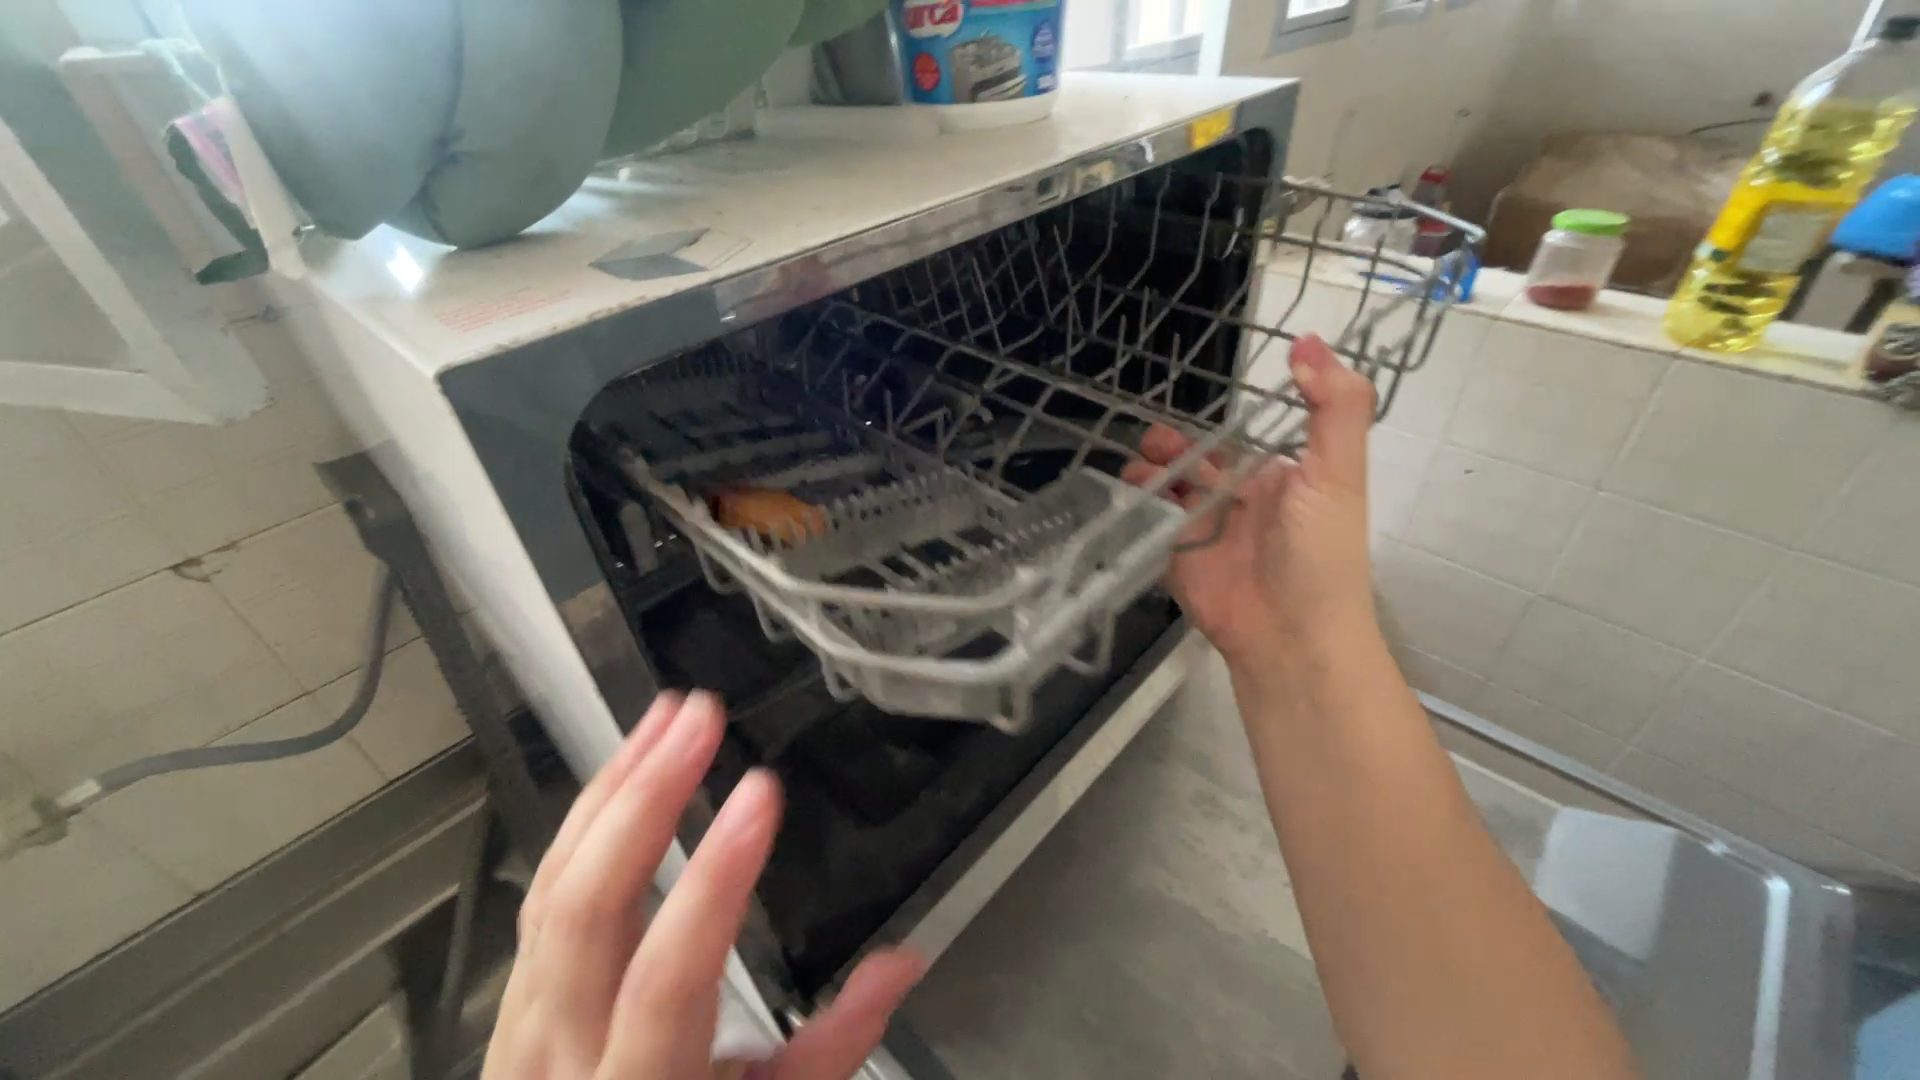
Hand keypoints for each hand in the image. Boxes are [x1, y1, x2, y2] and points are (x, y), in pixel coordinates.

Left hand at [484, 691, 925, 1079]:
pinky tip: (629, 767)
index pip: (670, 976)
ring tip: (667, 714)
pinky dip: (589, 814)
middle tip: (701, 718)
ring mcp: (524, 1016)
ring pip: (554, 884)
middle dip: (647, 798)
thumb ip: (833, 1046)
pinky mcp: (517, 988)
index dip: (715, 882)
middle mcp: (562, 1049)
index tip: (762, 791)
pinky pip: (545, 886)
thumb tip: (903, 961)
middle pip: (586, 910)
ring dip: (613, 786)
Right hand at [1122, 335, 1378, 673]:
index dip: (1214, 422)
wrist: (1291, 636)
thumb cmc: (1319, 551)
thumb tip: (1306, 340)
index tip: (1191, 403)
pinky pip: (1149, 530)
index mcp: (1277, 478)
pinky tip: (1125, 501)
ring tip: (1136, 473)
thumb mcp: (1337, 472)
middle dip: (1168, 447)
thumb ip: (1332, 407)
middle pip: (1193, 463)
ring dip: (1146, 476)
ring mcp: (1204, 533)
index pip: (1239, 439)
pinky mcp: (1176, 562)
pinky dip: (1133, 514)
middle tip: (1152, 443)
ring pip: (1166, 493)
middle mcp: (1238, 502)